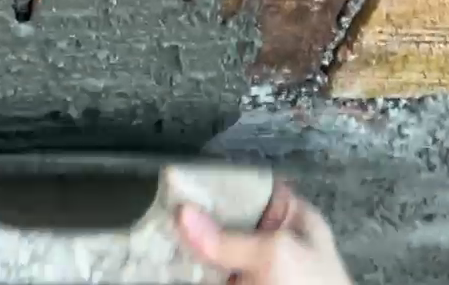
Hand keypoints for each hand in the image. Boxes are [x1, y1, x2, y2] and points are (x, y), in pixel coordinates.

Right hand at [177, 184, 352, 284]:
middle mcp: (271, 240)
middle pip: (225, 216)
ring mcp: (254, 270)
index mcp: (292, 218)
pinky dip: (189, 268)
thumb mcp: (276, 256)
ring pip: (213, 247)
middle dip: (195, 211)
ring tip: (156, 222)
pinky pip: (209, 274)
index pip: (250, 184)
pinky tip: (165, 254)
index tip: (181, 173)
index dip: (218, 177)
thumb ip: (228, 238)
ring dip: (187, 240)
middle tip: (161, 199)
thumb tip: (181, 213)